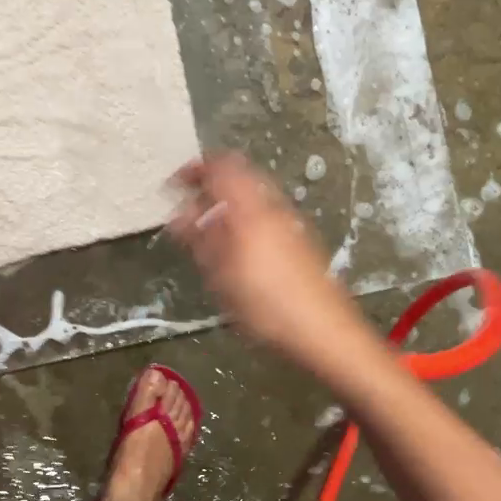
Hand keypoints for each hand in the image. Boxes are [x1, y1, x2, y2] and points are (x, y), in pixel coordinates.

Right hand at [168, 153, 376, 367]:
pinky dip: (242, 216)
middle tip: (188, 203)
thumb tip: (178, 214)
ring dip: (226, 202)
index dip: (194, 169)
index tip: (174, 183)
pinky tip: (234, 246)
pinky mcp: (299, 239)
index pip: (220, 167)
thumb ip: (198, 239)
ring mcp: (289, 222)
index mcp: (249, 209)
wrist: (326, 333)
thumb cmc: (266, 304)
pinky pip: (263, 213)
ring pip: (252, 195)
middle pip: (239, 176)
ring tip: (206, 228)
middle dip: (210, 184)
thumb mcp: (221, 275)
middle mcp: (271, 207)